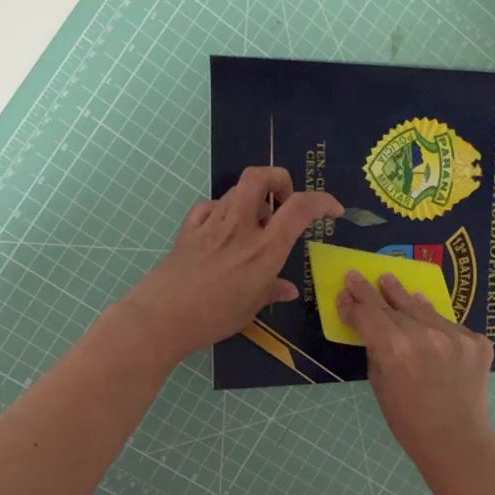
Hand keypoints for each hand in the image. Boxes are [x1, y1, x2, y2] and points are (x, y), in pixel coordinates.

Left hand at [116, 167, 340, 364]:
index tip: (332, 210)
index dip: (322, 200)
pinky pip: (210, 207)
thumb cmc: (213, 318)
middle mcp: (240, 227)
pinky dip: (221, 212)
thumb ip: (271, 291)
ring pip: (235, 191)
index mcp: (264, 249)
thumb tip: (288, 289)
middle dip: (277, 179)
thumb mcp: (250, 309)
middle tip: (281, 203)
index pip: (300, 207)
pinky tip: (220, 231)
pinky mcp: (188, 229)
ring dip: (250, 200)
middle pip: (260, 176)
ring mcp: (211, 224)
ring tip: (252, 225)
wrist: (161, 317)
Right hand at [338, 270, 494, 466]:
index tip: (346, 288)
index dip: (354, 301)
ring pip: (423, 309)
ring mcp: (455, 335)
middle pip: (393, 305)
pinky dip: (436, 325)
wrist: (456, 440)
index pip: (368, 313)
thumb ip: (374, 347)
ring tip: (392, 282)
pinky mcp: (477, 341)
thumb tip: (365, 320)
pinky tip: (429, 323)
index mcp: (394, 348)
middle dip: (373, 292)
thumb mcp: (379, 383)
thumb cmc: (408, 419)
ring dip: (405, 298)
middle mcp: (424, 334)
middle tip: (360, 276)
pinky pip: (449, 326)